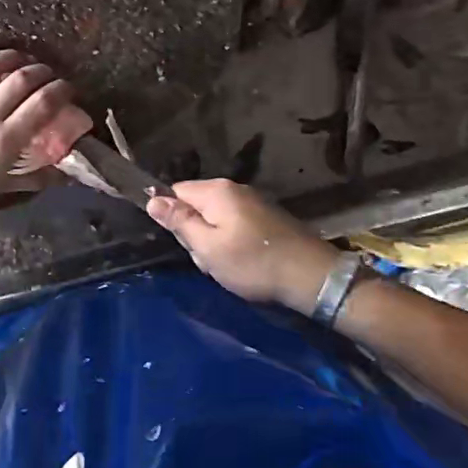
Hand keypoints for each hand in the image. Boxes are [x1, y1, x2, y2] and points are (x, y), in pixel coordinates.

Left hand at [0, 47, 77, 198]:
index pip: (42, 102)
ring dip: (10, 56)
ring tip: (23, 60)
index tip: (68, 89)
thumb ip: (50, 174)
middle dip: (42, 71)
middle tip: (49, 74)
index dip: (62, 89)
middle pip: (20, 79)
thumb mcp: (22, 182)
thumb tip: (79, 171)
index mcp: (7, 138)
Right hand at [147, 179, 337, 313]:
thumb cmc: (254, 263)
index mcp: (216, 191)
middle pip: (195, 205)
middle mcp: (235, 189)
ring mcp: (254, 202)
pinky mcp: (268, 217)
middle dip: (194, 231)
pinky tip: (243, 261)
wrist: (316, 278)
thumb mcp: (207, 247)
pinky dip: (232, 241)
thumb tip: (152, 200)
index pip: (174, 192)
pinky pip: (234, 224)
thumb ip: (178, 221)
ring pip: (214, 217)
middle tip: (207, 257)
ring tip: (226, 263)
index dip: (172, 216)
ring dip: (213, 240)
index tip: (184, 240)